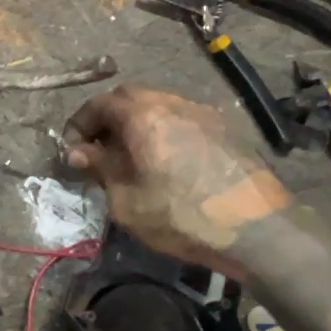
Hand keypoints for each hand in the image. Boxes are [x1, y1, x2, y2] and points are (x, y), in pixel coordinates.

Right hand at [62, 86, 291, 270]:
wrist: (259, 231)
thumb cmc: (180, 216)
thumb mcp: (125, 199)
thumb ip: (99, 168)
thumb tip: (77, 152)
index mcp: (144, 116)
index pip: (99, 104)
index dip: (78, 124)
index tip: (72, 151)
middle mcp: (174, 104)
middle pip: (129, 98)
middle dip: (107, 119)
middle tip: (97, 150)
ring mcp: (205, 115)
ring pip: (158, 107)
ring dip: (136, 125)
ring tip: (129, 158)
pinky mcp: (226, 131)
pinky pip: (182, 121)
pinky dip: (162, 132)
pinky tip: (163, 163)